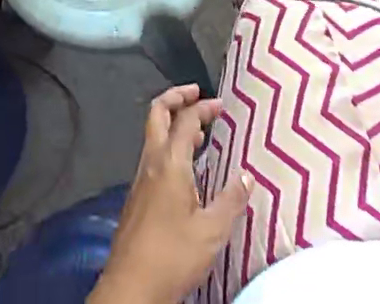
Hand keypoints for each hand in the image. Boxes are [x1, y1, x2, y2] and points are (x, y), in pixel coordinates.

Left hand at [89, 84, 252, 303]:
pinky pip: (152, 154)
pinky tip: (185, 166)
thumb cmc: (172, 255)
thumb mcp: (211, 231)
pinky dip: (169, 145)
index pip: (185, 120)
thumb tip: (247, 176)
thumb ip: (230, 200)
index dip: (202, 108)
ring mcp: (140, 177)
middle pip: (157, 113)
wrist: (131, 285)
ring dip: (173, 122)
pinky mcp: (137, 194)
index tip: (221, 105)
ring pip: (153, 134)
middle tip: (197, 94)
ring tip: (198, 131)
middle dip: (176, 98)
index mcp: (169, 163)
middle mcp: (151, 162)